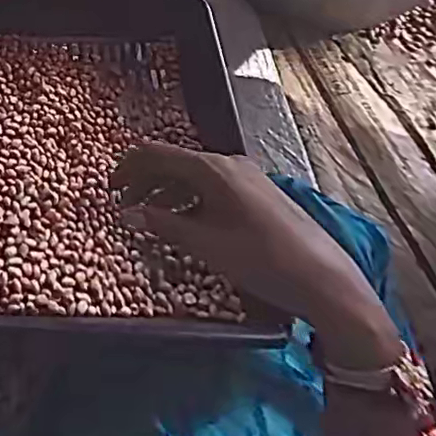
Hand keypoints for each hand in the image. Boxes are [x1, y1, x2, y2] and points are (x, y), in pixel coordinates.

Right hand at [113, 142, 403, 366]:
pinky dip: (189, 198)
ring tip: (149, 217)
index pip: (156, 154)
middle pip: (173, 162)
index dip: (128, 168)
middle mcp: (228, 163)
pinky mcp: (257, 191)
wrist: (325, 280)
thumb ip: (163, 224)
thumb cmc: (262, 259)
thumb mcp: (205, 245)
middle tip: (124, 205)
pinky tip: (185, 221)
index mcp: (211, 168)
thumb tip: (128, 213)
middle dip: (144, 181)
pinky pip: (212, 186)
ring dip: (166, 192)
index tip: (109, 188)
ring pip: (193, 175)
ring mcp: (246, 176)